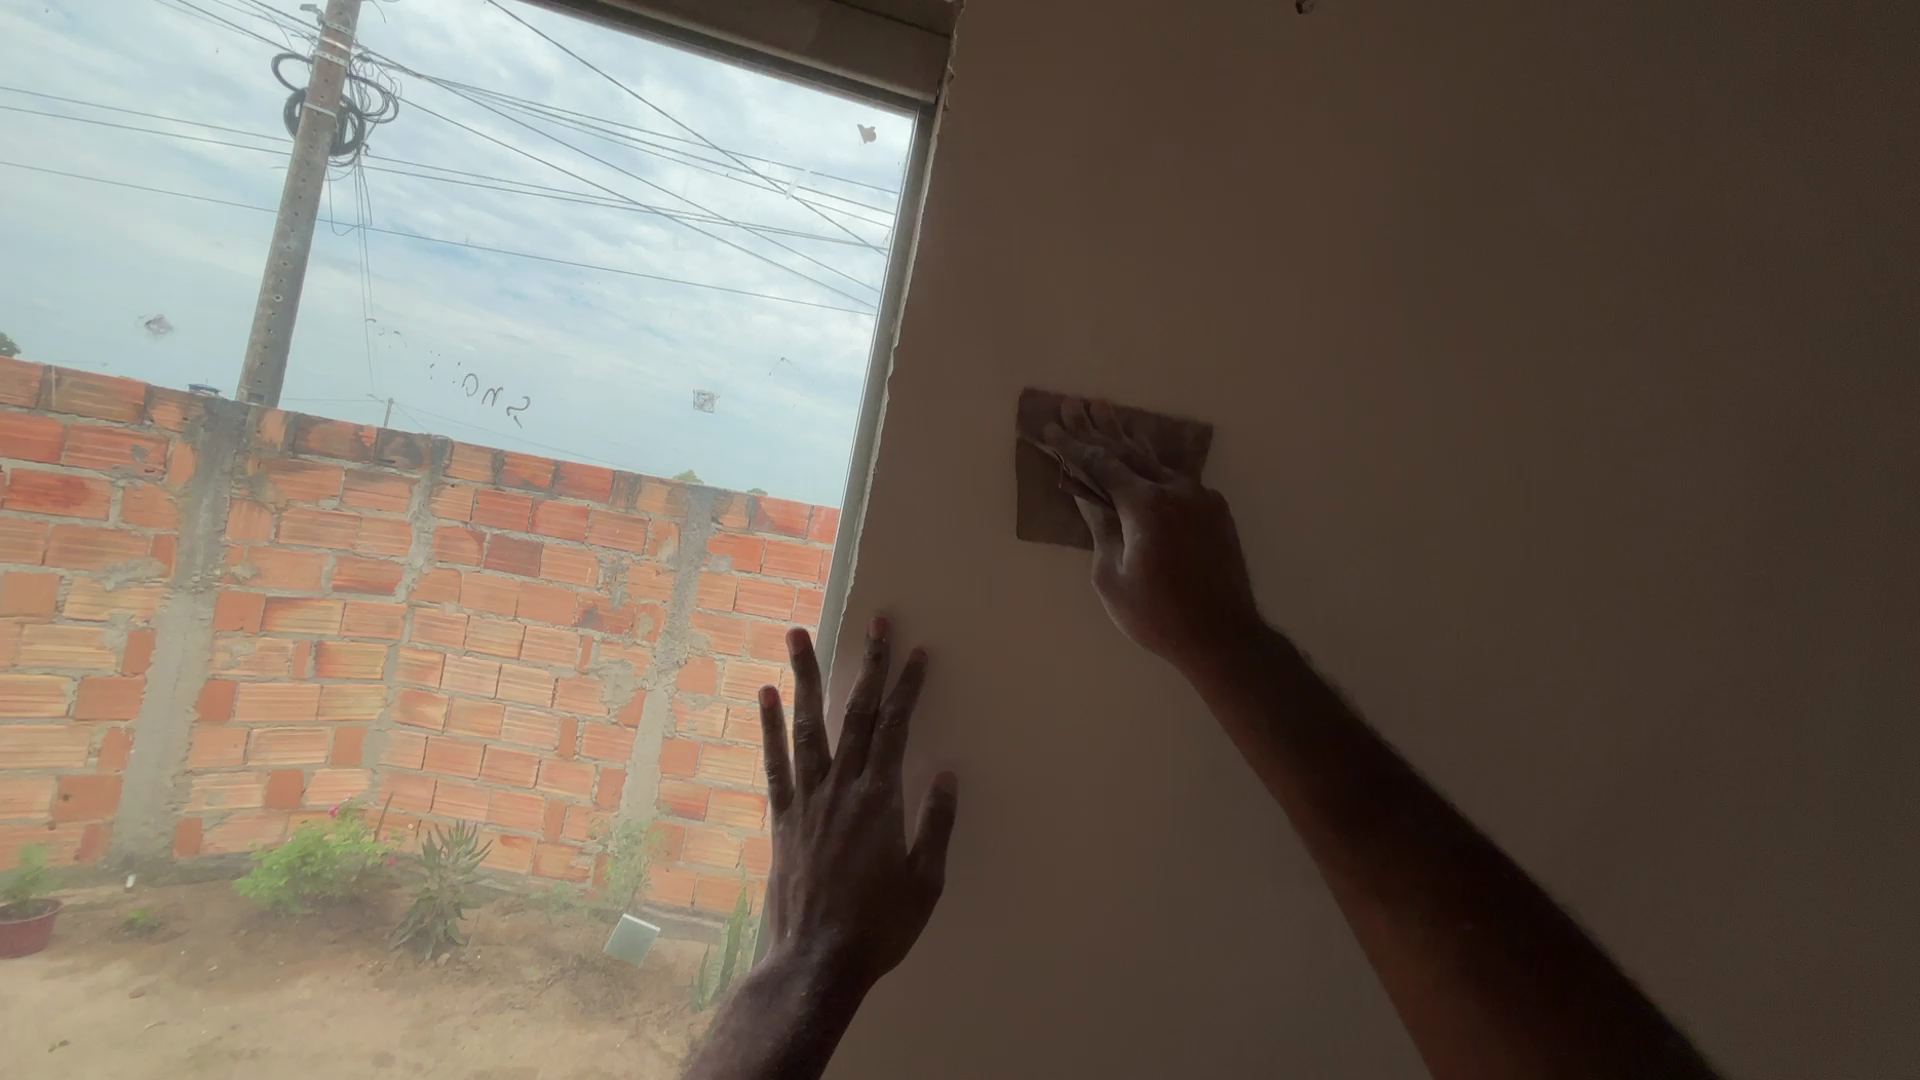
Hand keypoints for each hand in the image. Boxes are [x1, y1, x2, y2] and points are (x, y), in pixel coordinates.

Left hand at [758, 619, 958, 992]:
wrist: (815, 963)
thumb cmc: (879, 926)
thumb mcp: (925, 882)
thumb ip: (936, 824)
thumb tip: (948, 774)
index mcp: (881, 798)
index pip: (898, 727)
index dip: (908, 686)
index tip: (917, 652)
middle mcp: (843, 786)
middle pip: (858, 712)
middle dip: (870, 663)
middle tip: (874, 622)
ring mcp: (807, 798)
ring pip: (808, 725)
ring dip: (805, 676)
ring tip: (797, 634)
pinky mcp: (781, 816)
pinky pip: (775, 763)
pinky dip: (769, 726)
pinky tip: (765, 696)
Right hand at [1039, 398, 1263, 675]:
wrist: (1223, 636)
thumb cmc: (1156, 614)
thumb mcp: (1112, 576)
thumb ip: (1101, 528)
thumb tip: (1087, 495)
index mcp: (1146, 505)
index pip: (1101, 465)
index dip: (1073, 447)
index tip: (1051, 427)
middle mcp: (1176, 490)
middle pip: (1128, 453)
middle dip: (1098, 430)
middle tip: (1076, 404)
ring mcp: (1200, 497)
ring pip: (1156, 461)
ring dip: (1128, 440)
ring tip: (1108, 411)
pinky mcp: (1215, 511)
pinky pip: (1177, 477)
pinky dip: (1154, 464)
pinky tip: (1144, 453)